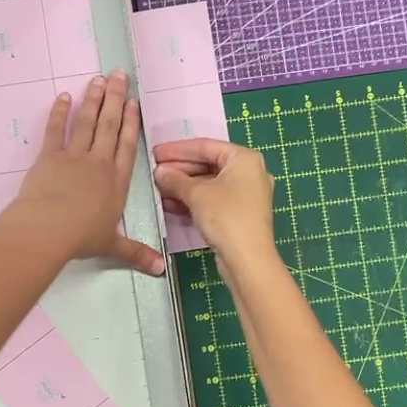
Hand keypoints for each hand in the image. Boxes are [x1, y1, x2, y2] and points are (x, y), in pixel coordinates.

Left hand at [2, 71, 164, 276]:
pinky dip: (59, 113)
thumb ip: (136, 253)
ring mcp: (74, 157)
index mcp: (116, 183)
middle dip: (116, 100)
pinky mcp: (49, 157)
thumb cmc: (82, 238)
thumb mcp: (113, 246)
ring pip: (87, 123)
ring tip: (98, 79)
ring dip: (93, 100)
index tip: (134, 104)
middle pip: (110, 126)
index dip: (132, 124)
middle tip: (119, 75)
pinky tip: (63, 97)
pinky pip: (56, 131)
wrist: (48, 229)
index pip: (128, 147)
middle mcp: (99, 164)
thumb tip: (161, 270)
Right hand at [153, 138, 278, 267]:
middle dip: (180, 170)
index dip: (177, 150)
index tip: (156, 153)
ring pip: (210, 184)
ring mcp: (247, 195)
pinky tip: (171, 205)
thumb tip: (160, 172)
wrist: (248, 259)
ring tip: (160, 189)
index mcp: (244, 158)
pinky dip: (194, 201)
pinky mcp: (241, 214)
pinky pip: (214, 200)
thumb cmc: (226, 217)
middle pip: (208, 165)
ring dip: (184, 187)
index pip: (206, 146)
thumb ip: (176, 180)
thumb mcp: (196, 194)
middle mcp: (249, 172)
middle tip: (156, 172)